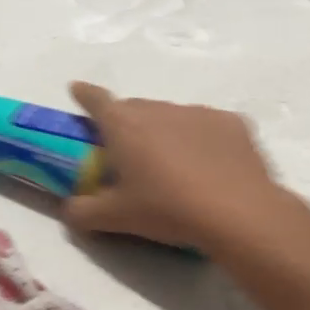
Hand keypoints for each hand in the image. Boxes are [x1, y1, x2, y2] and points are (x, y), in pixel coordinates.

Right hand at [62, 82, 291, 251]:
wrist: (240, 215)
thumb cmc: (167, 209)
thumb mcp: (114, 218)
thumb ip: (82, 211)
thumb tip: (70, 209)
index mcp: (123, 125)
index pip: (95, 99)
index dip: (83, 94)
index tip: (77, 91)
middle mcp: (158, 109)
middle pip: (133, 108)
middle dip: (126, 124)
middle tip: (128, 154)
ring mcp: (198, 112)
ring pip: (170, 116)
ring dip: (164, 132)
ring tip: (173, 167)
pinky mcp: (232, 123)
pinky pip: (206, 126)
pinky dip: (201, 139)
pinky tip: (209, 166)